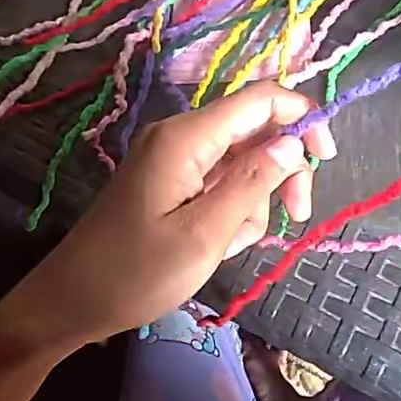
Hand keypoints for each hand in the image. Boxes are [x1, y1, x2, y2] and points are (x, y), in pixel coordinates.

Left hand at [0, 82, 335, 356]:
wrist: (73, 301)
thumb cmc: (137, 272)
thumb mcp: (205, 234)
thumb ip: (253, 183)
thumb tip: (293, 144)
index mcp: (187, 137)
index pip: (260, 100)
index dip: (302, 117)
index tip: (326, 157)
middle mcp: (182, 137)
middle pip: (256, 131)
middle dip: (282, 170)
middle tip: (296, 215)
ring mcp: (176, 160)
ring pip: (244, 163)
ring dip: (255, 200)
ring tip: (233, 243)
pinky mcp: (173, 182)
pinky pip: (221, 183)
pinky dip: (232, 210)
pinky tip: (219, 243)